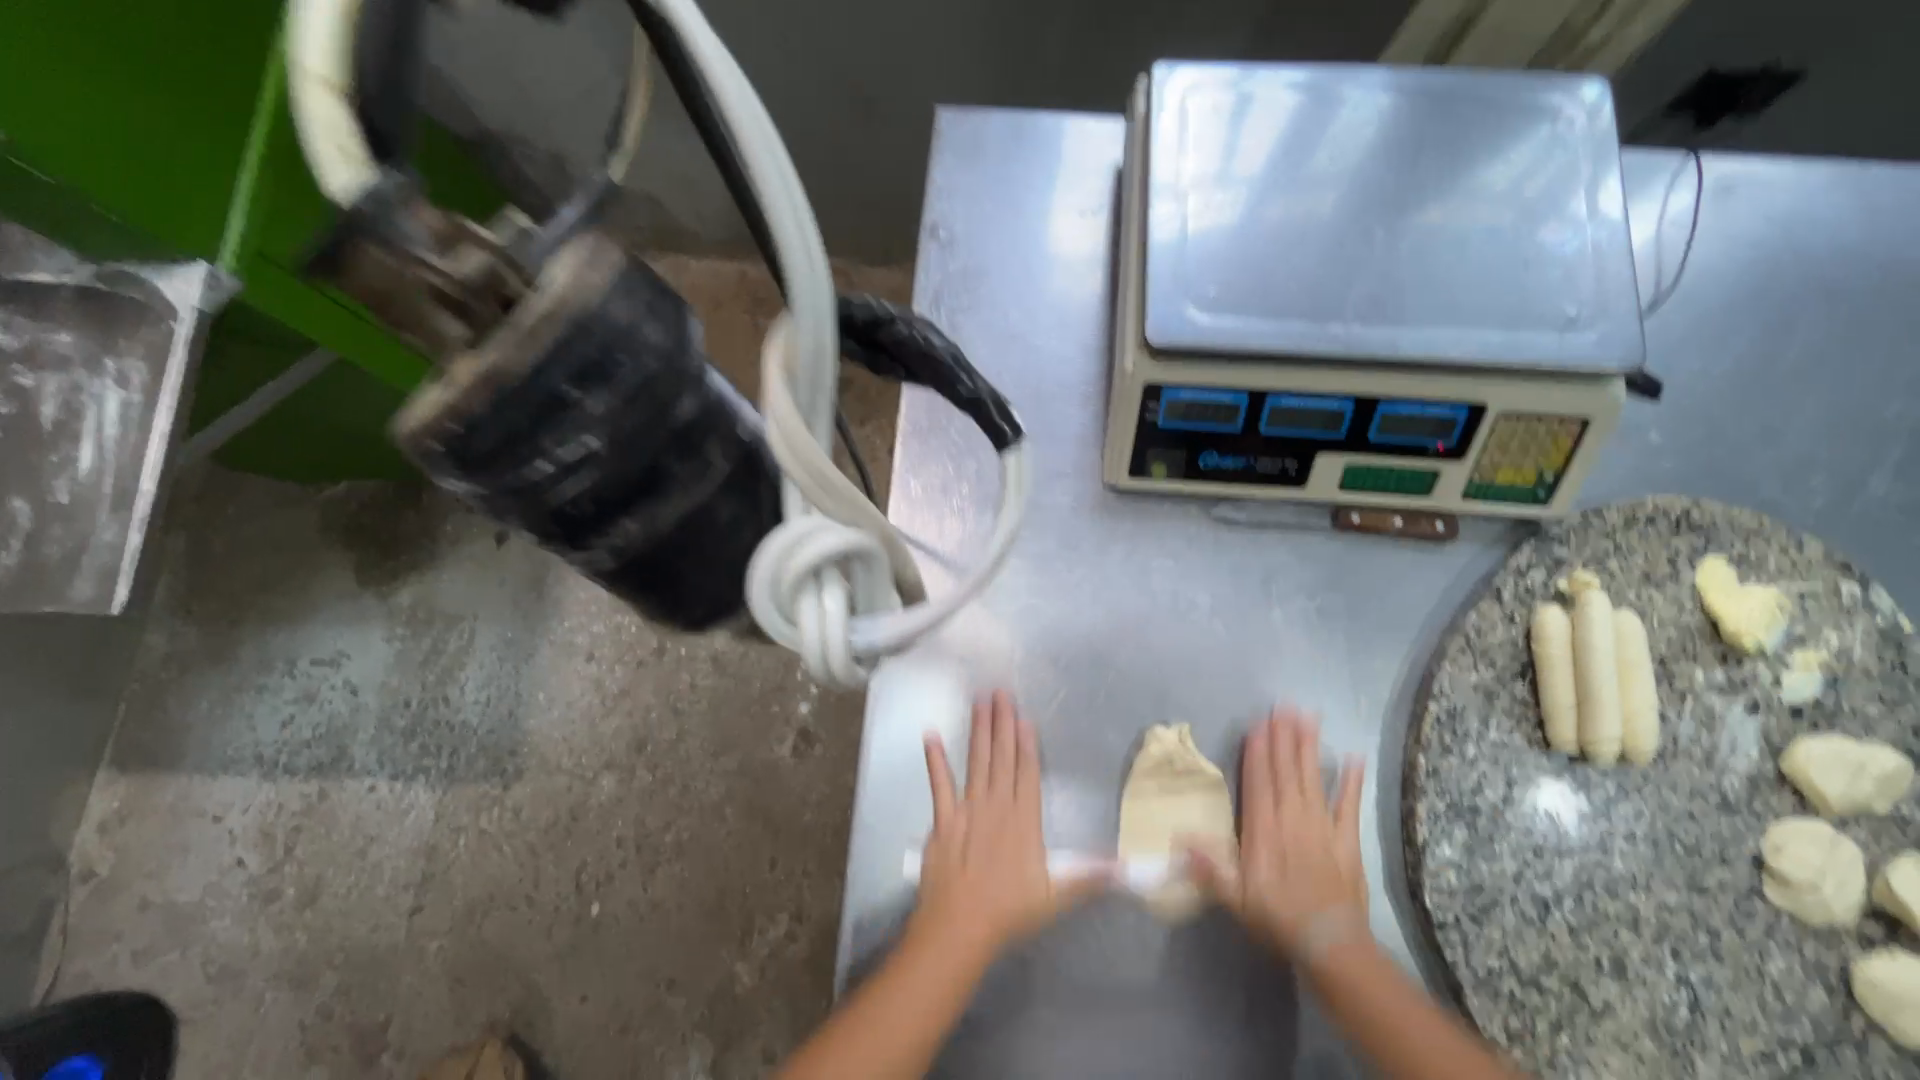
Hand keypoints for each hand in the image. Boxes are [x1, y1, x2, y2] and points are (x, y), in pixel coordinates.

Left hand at [911, 691, 1108, 959]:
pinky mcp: (943, 820)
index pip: (1027, 773)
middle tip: (1000, 692)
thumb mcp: (1057, 896)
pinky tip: (930, 736)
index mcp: (1025, 820)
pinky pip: (939, 785)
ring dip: (978, 731)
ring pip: (975, 763)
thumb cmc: (1010, 911)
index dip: (1026, 743)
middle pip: (1002, 758)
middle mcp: (997, 806)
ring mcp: (967, 810)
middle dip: (1002, 723)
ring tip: (979, 702)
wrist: (960, 925)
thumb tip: (1127, 868)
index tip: (1024, 717)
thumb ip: (1090, 877)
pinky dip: (934, 760)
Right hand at [1190, 707, 1367, 961]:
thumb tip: (1178, 836)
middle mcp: (1292, 820)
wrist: (1331, 943)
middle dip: (1282, 738)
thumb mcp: (1234, 898)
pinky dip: (1351, 781)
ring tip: (1307, 717)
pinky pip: (1349, 804)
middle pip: (1285, 772)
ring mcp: (1322, 827)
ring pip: (1313, 778)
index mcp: (1263, 831)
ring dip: (1309, 747)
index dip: (1257, 753)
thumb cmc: (1277, 918)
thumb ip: (1209, 865)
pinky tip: (1354, 758)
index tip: (1258, 724)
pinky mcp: (1347, 839)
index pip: (1258, 783)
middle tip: (1282, 707)